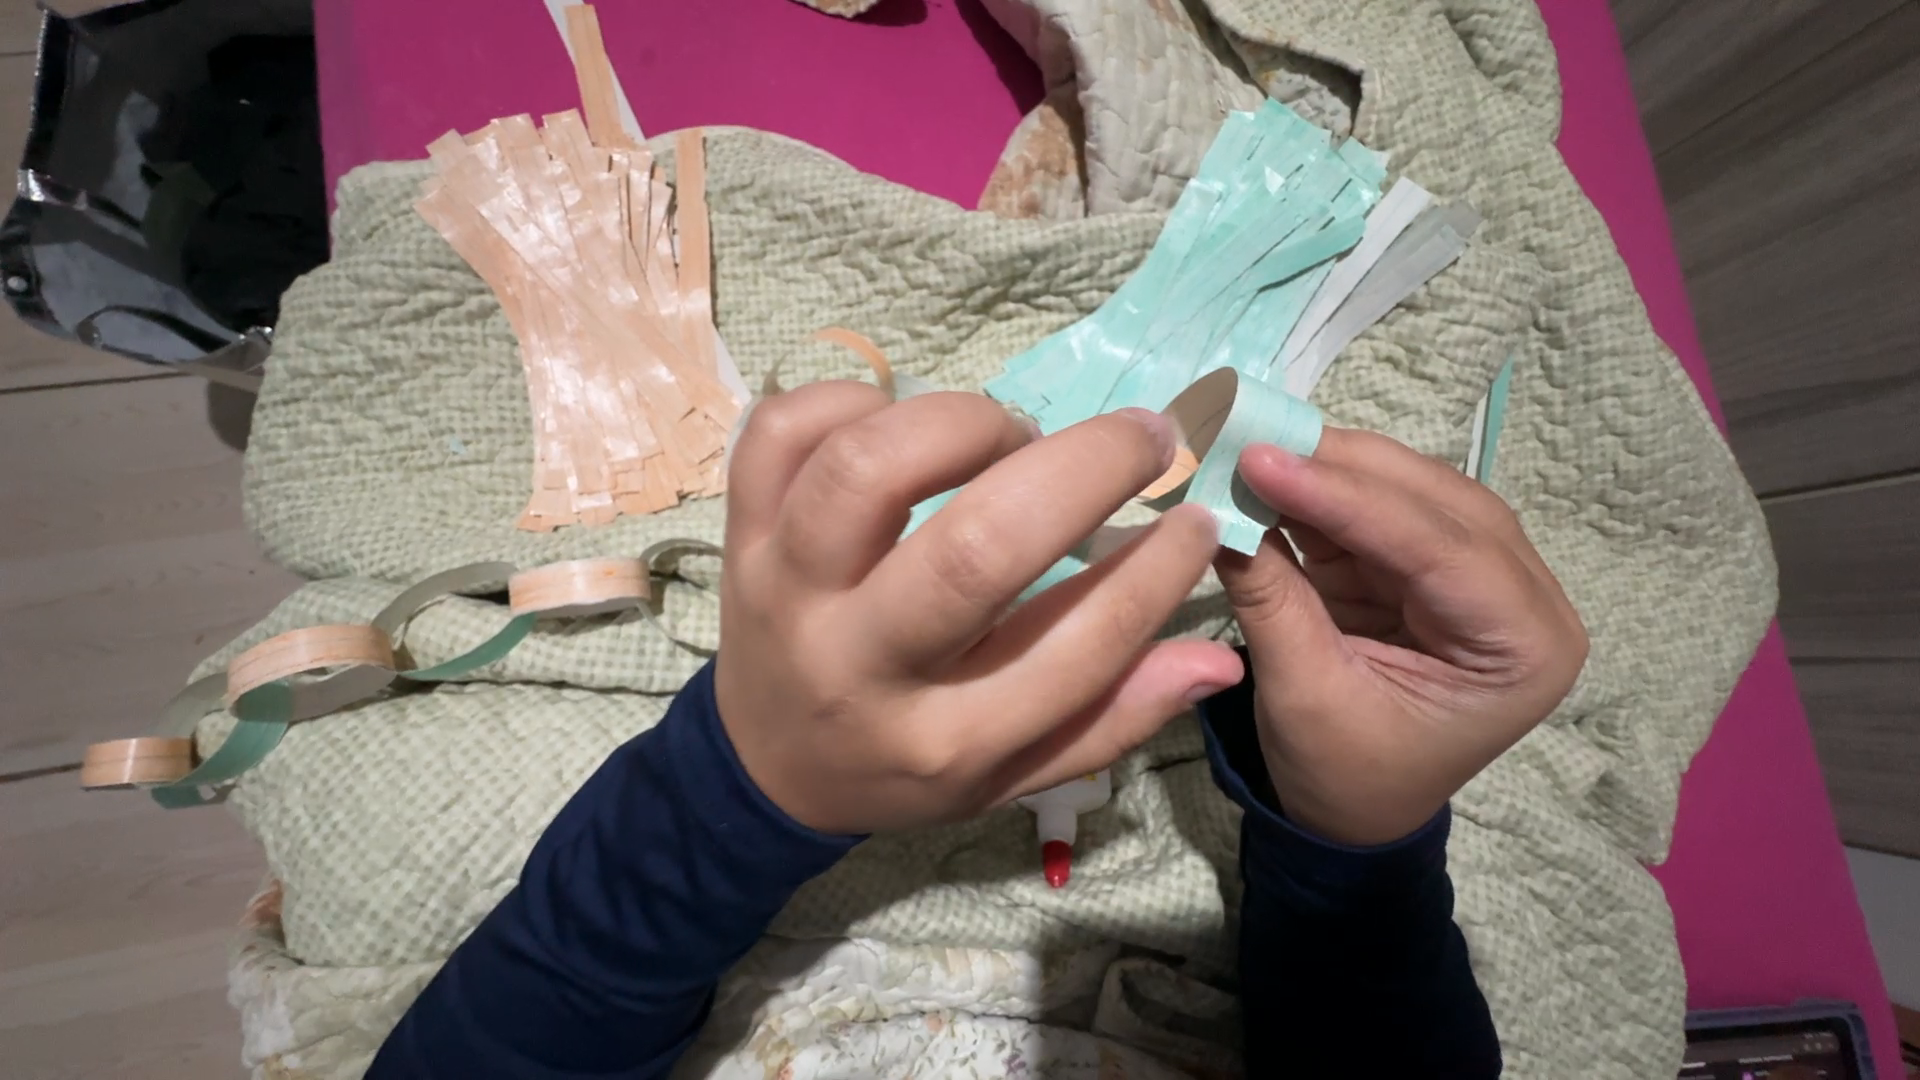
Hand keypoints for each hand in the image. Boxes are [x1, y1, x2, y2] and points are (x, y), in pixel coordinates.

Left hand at [714, 383, 1244, 834]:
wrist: (763, 762)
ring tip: (1009, 436)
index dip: (1156, 571)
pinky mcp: (739, 534)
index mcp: (940, 739)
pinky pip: (780, 434)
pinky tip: (902, 419)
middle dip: (1082, 469)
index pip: (1073, 649)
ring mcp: (783, 589)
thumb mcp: (1009, 775)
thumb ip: (1110, 721)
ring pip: (865, 471)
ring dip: (965, 424)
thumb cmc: (901, 765)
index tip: (1194, 514)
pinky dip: (853, 399)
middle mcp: (858, 664)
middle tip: (1137, 438)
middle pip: (974, 550)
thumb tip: (1217, 660)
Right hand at [1215, 429, 1588, 846]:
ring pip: (1403, 492)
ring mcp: (1465, 575)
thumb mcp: (1302, 692)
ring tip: (1251, 449)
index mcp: (1522, 645)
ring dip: (1325, 468)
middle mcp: (1514, 595)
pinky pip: (1365, 512)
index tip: (1262, 459)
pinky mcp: (1413, 568)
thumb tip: (1214, 515)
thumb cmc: (1342, 772)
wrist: (1347, 808)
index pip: (1441, 548)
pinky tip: (1266, 476)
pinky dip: (1310, 492)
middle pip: (1433, 502)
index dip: (1347, 498)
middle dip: (1339, 468)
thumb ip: (1269, 598)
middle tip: (1252, 439)